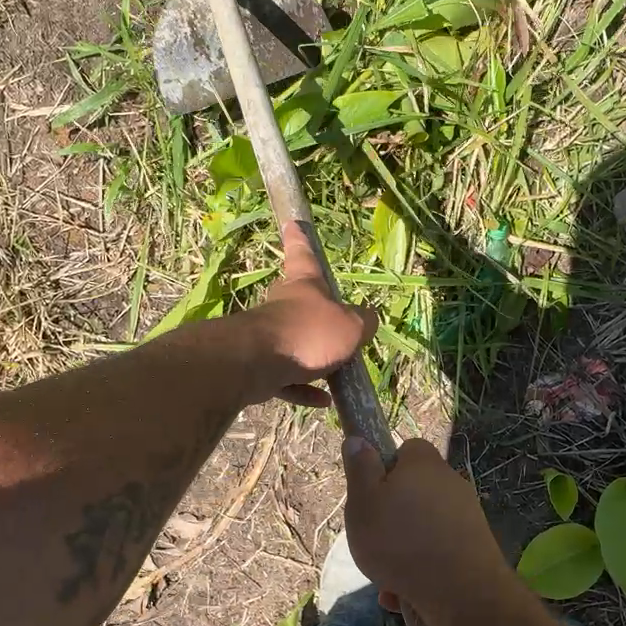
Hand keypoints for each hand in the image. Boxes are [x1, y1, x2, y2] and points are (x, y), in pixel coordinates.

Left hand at [240, 221, 377, 406]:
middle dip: (315, 313)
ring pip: (295, 344)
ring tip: (336, 374)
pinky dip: (305, 389)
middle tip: (334, 326)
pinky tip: (322, 401)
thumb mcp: (350, 327)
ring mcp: (269, 337)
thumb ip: (363, 322)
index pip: (303, 256)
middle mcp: (283, 306)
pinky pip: (288, 378)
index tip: (292, 224)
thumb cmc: (308, 334)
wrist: (256, 364)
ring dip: (314, 358)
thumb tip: (369, 320)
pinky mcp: (260, 367)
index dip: (301, 240)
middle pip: (299, 304)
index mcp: (304, 287)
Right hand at [342, 436, 509, 612]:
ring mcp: (468, 516)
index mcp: (424, 464)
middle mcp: (451, 483)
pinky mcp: (476, 547)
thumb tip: (358, 440)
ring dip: (405, 551)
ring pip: (425, 529)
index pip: (407, 450)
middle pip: (416, 492)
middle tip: (375, 539)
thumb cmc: (400, 541)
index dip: (387, 469)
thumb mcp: (363, 502)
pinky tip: (404, 595)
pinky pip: (439, 554)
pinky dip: (422, 571)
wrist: (460, 592)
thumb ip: (360, 470)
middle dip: (395, 516)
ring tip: (386, 579)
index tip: (372, 495)